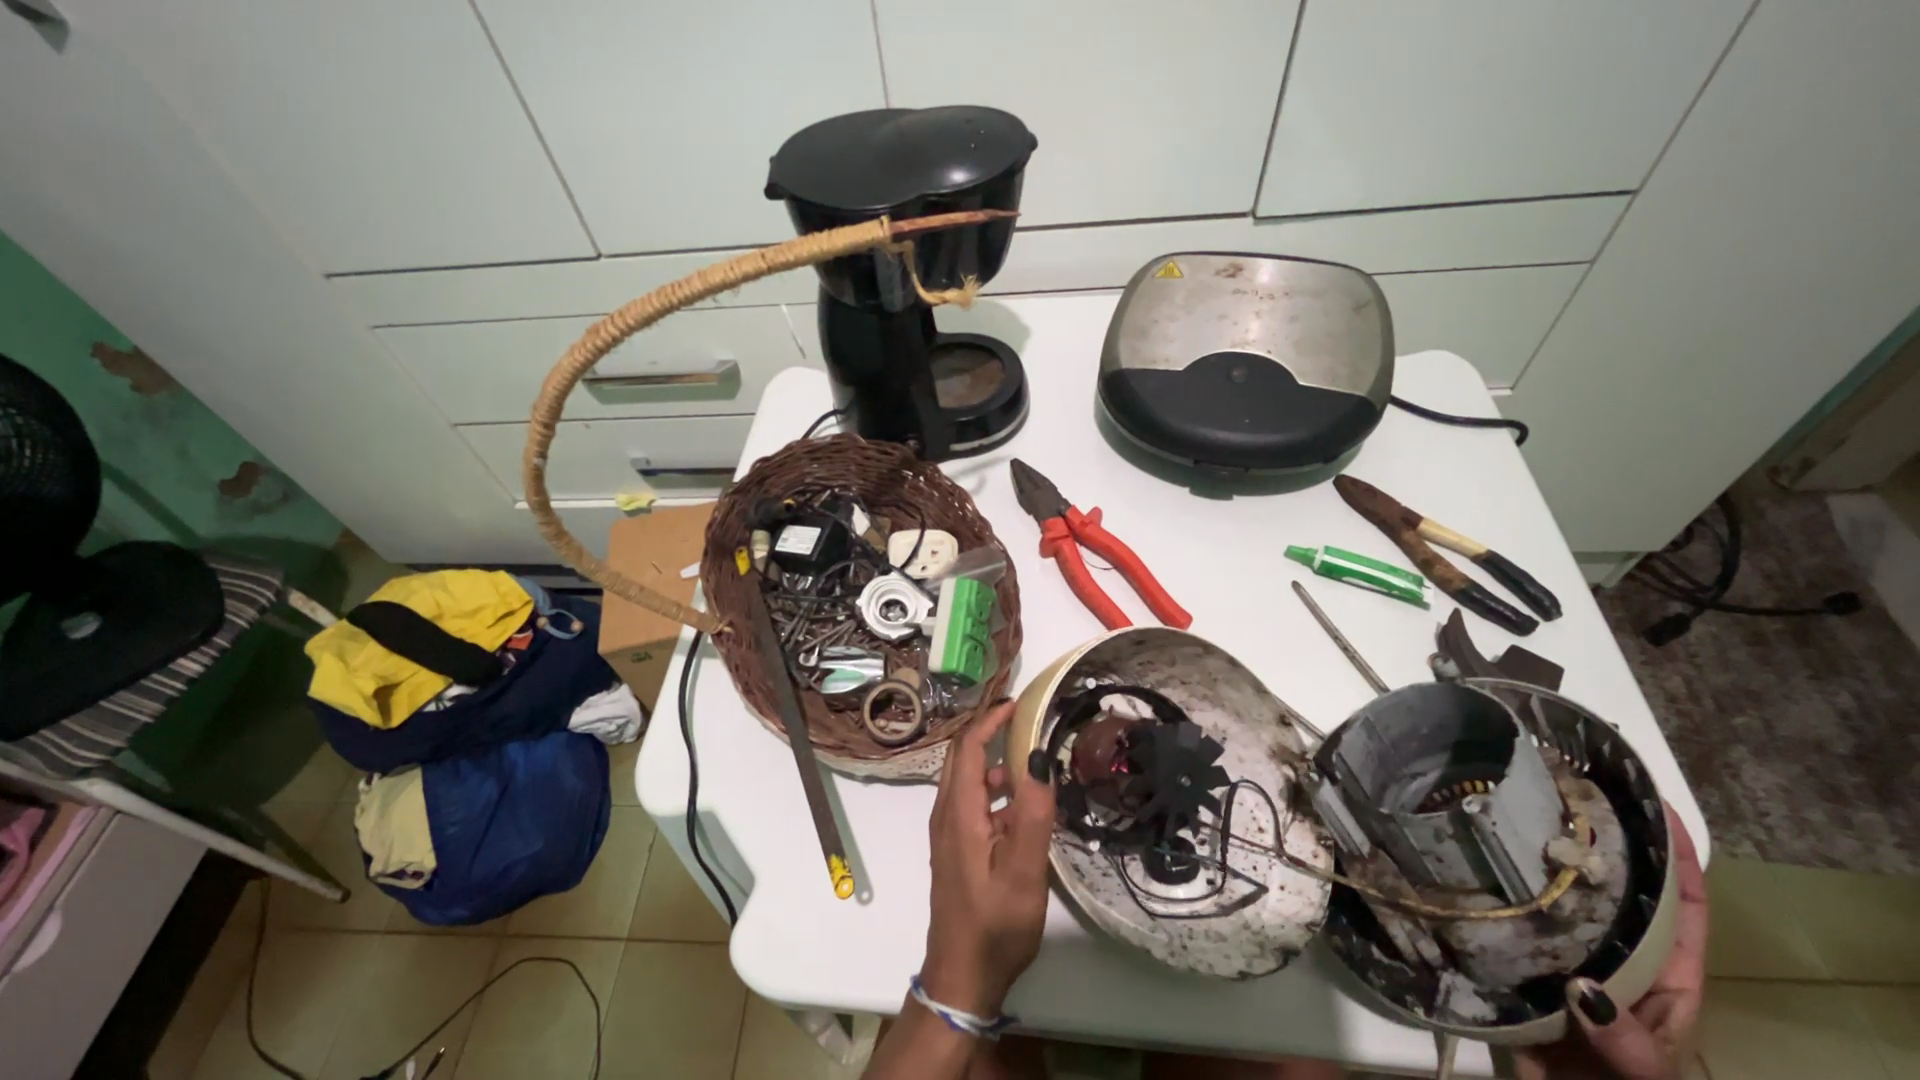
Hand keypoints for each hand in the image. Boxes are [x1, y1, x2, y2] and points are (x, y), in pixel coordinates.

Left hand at [919, 699, 1056, 1017]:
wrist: (962, 976)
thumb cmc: (995, 925)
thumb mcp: (1023, 872)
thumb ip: (1032, 814)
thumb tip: (1038, 757)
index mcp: (959, 813)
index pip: (968, 748)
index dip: (990, 720)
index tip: (1018, 703)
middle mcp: (948, 815)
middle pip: (964, 759)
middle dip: (991, 733)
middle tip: (1029, 721)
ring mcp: (950, 834)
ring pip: (970, 783)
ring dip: (998, 764)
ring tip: (1037, 762)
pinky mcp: (958, 850)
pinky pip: (976, 805)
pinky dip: (998, 792)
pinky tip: (1027, 809)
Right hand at [1515, 806, 1707, 1079]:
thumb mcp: (1642, 1077)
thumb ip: (1628, 1043)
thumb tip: (1585, 990)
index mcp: (1665, 972)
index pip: (1684, 905)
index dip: (1677, 855)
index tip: (1652, 805)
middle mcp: (1618, 951)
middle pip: (1617, 889)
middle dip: (1600, 844)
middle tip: (1564, 796)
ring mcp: (1568, 954)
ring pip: (1562, 898)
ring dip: (1542, 863)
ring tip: (1511, 818)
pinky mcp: (1521, 962)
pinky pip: (1512, 921)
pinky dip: (1496, 894)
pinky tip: (1470, 865)